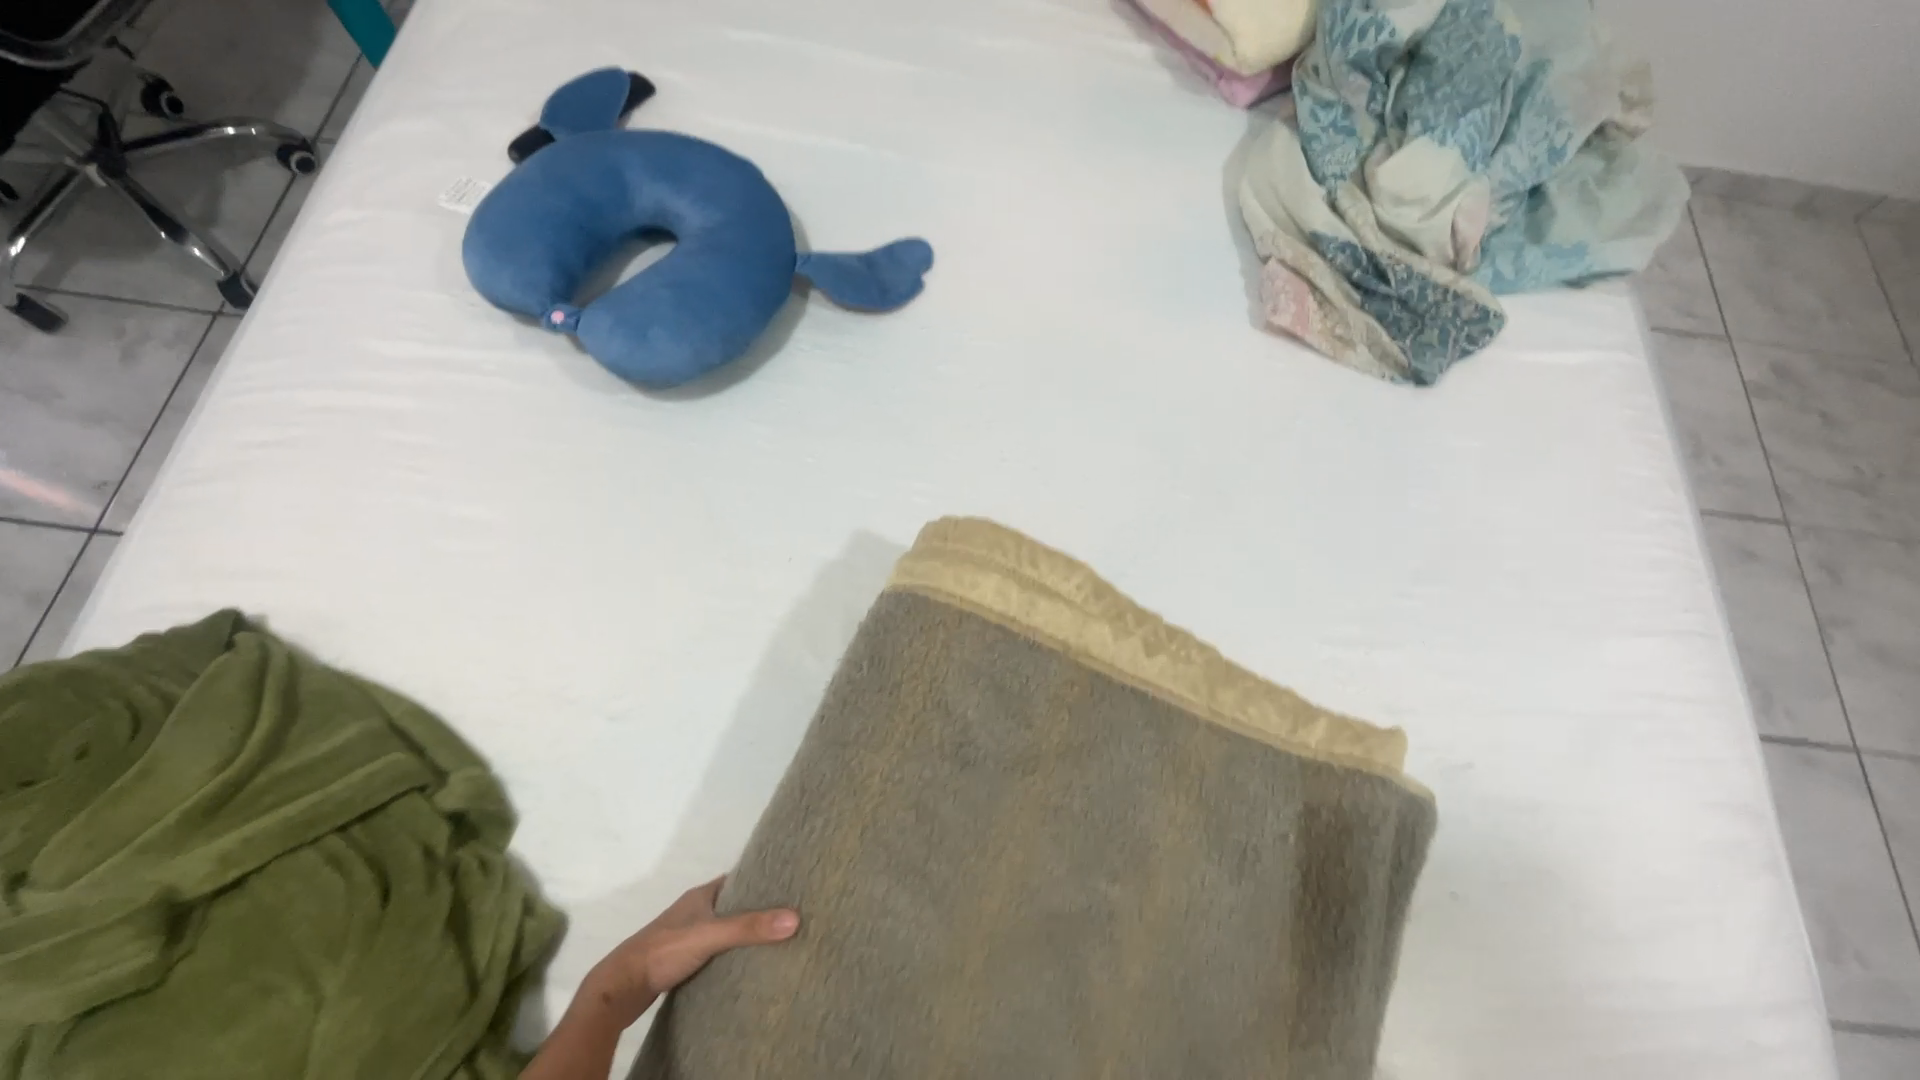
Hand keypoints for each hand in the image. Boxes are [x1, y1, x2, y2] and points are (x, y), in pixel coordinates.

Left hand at [580, 876, 799, 1027]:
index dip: (763, 879)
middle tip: (791, 915)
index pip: (739, 878)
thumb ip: (748, 928)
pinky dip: (731, 954)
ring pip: (724, 929)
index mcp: (701, 895)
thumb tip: (795, 918)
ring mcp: (688, 935)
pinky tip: (747, 965)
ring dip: (744, 934)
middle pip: (734, 904)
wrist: (621, 988)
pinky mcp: (683, 959)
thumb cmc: (664, 950)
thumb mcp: (710, 935)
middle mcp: (695, 910)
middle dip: (759, 909)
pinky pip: (716, 950)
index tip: (791, 884)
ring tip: (776, 941)